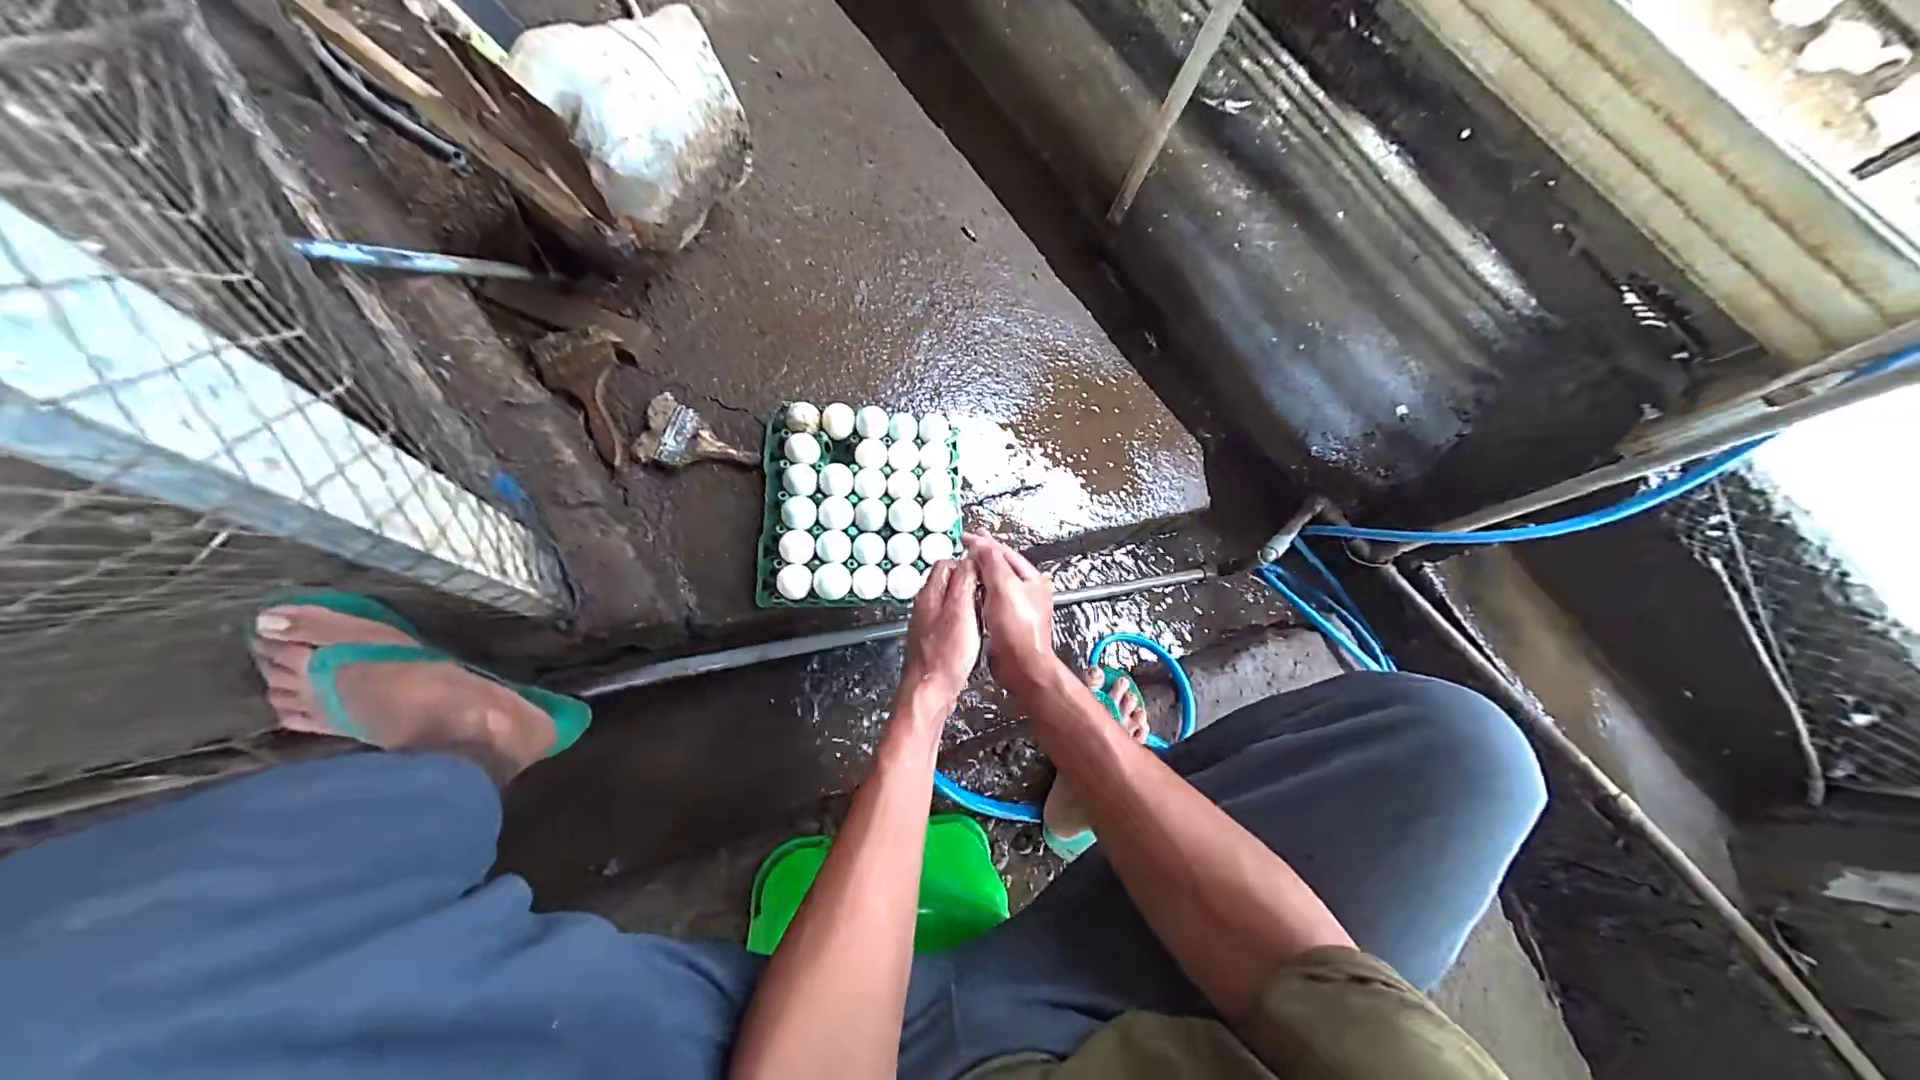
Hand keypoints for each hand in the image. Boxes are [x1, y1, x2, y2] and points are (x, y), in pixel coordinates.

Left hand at [899, 559, 980, 710]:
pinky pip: (951, 621)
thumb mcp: (961, 611)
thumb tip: (970, 560)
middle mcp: (925, 606)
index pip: (947, 564)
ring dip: (968, 604)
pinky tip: (974, 634)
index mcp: (930, 594)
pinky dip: (964, 622)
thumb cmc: (945, 655)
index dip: (968, 566)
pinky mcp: (933, 641)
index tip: (985, 576)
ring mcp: (927, 624)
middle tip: (986, 595)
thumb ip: (965, 582)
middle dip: (970, 584)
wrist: (930, 691)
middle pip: (949, 582)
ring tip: (982, 615)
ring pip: (951, 602)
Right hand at [963, 532, 1057, 687]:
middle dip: (982, 556)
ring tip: (965, 566)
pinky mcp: (1007, 623)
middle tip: (966, 547)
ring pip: (995, 584)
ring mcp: (1018, 608)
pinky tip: (969, 594)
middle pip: (1001, 566)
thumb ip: (991, 562)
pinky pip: (991, 601)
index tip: (967, 538)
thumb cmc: (1019, 630)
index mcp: (1031, 579)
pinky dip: (979, 593)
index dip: (984, 543)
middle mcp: (1027, 592)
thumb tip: (981, 545)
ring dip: (980, 574)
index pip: (1005, 553)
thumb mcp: (1003, 586)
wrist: (1021, 665)